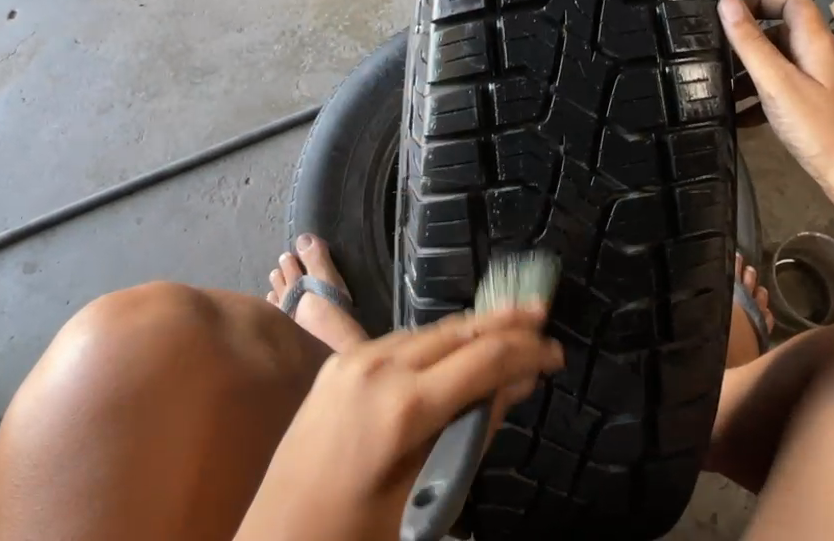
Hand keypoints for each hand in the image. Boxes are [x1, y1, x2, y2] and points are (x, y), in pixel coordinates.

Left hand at [234, 307, 563, 540]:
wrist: (278, 538)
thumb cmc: (357, 532)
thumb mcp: (427, 492)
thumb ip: (472, 431)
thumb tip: (517, 384)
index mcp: (406, 407)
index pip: (484, 360)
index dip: (526, 350)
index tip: (555, 351)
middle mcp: (380, 366)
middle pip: (458, 331)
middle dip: (503, 323)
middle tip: (540, 316)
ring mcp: (354, 358)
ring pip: (429, 332)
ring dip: (468, 332)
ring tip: (506, 331)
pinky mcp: (339, 361)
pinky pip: (399, 342)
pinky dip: (433, 344)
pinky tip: (452, 351)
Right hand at [719, 0, 833, 203]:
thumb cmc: (823, 130)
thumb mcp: (778, 85)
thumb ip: (751, 44)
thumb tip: (727, 2)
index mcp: (817, 44)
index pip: (792, 2)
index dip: (761, 1)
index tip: (729, 18)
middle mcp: (824, 58)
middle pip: (783, 34)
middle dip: (749, 44)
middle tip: (717, 60)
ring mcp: (826, 85)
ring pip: (783, 66)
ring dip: (753, 74)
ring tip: (722, 94)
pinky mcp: (824, 110)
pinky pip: (788, 93)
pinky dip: (764, 99)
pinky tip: (742, 120)